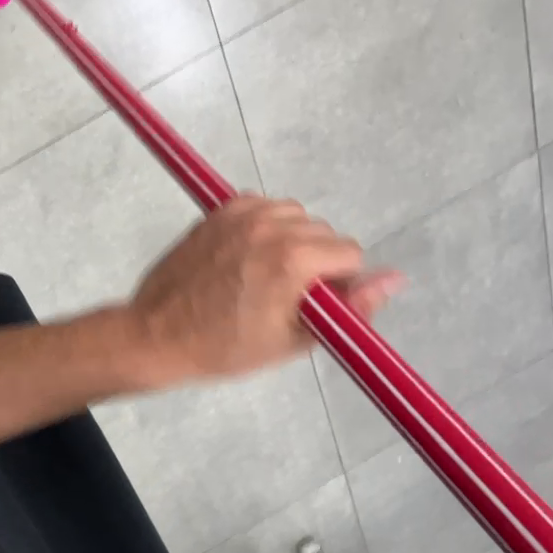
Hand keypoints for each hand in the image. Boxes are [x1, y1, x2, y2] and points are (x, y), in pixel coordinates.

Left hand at [121, 196, 401, 383]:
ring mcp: (237, 215)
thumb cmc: (224, 346)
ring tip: (264, 274)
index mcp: (292, 259)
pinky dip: (262, 224)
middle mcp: (267, 227)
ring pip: (293, 215)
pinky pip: (260, 206)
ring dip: (290, 239)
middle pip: (323, 232)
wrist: (157, 334)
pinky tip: (247, 254)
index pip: (350, 253)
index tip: (312, 303)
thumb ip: (351, 306)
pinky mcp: (215, 212)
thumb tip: (395, 278)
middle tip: (284, 294)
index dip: (339, 282)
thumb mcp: (296, 338)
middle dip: (316, 260)